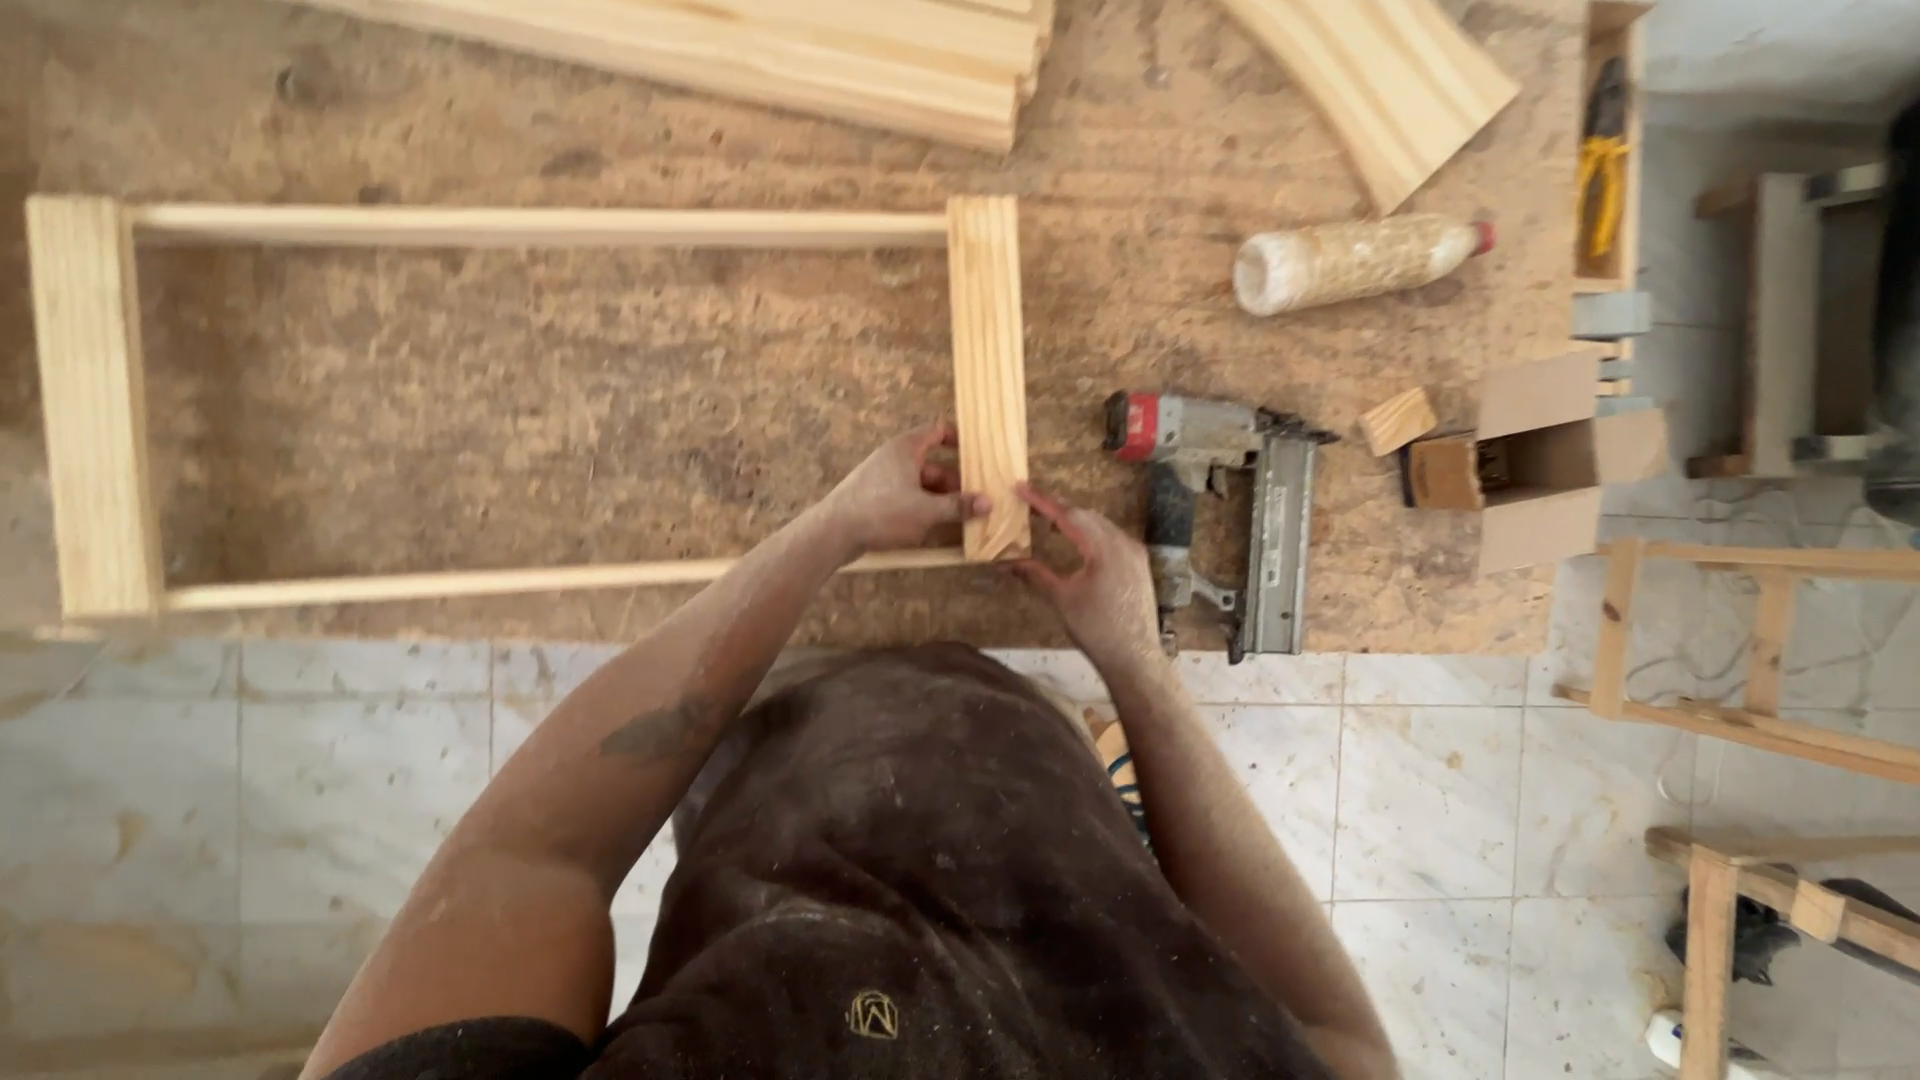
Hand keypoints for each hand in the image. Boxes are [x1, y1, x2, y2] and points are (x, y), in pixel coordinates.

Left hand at [817, 422, 991, 556]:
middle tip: (977, 499)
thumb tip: (989, 502)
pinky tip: (935, 527)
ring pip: (920, 484)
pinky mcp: (875, 499)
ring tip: (961, 517)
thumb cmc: (882, 512)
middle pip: (933, 464)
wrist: (834, 532)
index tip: (977, 454)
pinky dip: (923, 508)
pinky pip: (907, 498)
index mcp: (906, 449)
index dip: (958, 439)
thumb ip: (958, 506)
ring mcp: (883, 479)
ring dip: (941, 498)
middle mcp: (894, 458)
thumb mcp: (926, 510)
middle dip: (955, 481)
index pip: (937, 431)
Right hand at [1006, 483, 1162, 669]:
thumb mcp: (1062, 599)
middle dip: (1058, 507)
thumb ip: (1036, 574)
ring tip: (1049, 519)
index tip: (1021, 487)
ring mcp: (1134, 553)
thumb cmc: (1096, 629)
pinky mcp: (1138, 564)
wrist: (1134, 657)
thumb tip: (1006, 563)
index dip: (1043, 501)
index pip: (1069, 515)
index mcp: (1104, 548)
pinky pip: (1111, 537)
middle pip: (1086, 515)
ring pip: (1100, 524)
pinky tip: (1077, 540)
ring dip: (1075, 519)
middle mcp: (1123, 543)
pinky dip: (1090, 532)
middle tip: (1031, 502)